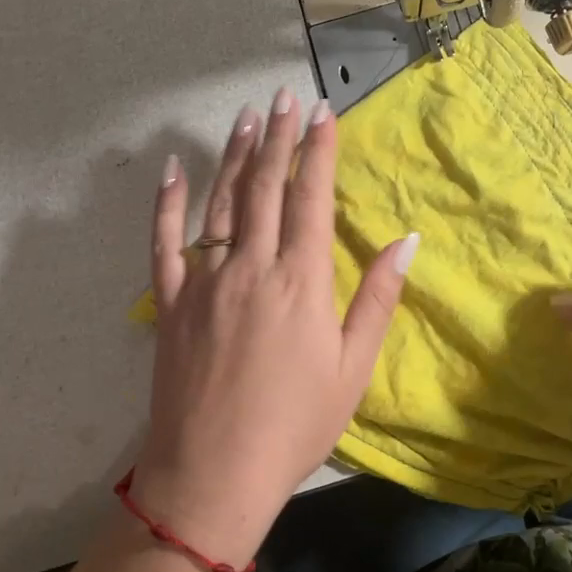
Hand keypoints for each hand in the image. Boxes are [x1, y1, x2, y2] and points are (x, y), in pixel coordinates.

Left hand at [135, 88, 417, 563]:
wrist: (213, 475)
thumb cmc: (296, 424)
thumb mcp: (352, 367)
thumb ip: (377, 297)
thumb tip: (406, 240)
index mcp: (301, 280)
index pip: (312, 197)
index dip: (318, 150)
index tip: (322, 112)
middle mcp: (252, 265)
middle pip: (266, 186)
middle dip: (278, 137)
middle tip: (284, 96)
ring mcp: (205, 280)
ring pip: (221, 201)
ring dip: (235, 154)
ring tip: (246, 115)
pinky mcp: (169, 301)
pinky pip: (164, 242)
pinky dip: (167, 202)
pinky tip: (172, 168)